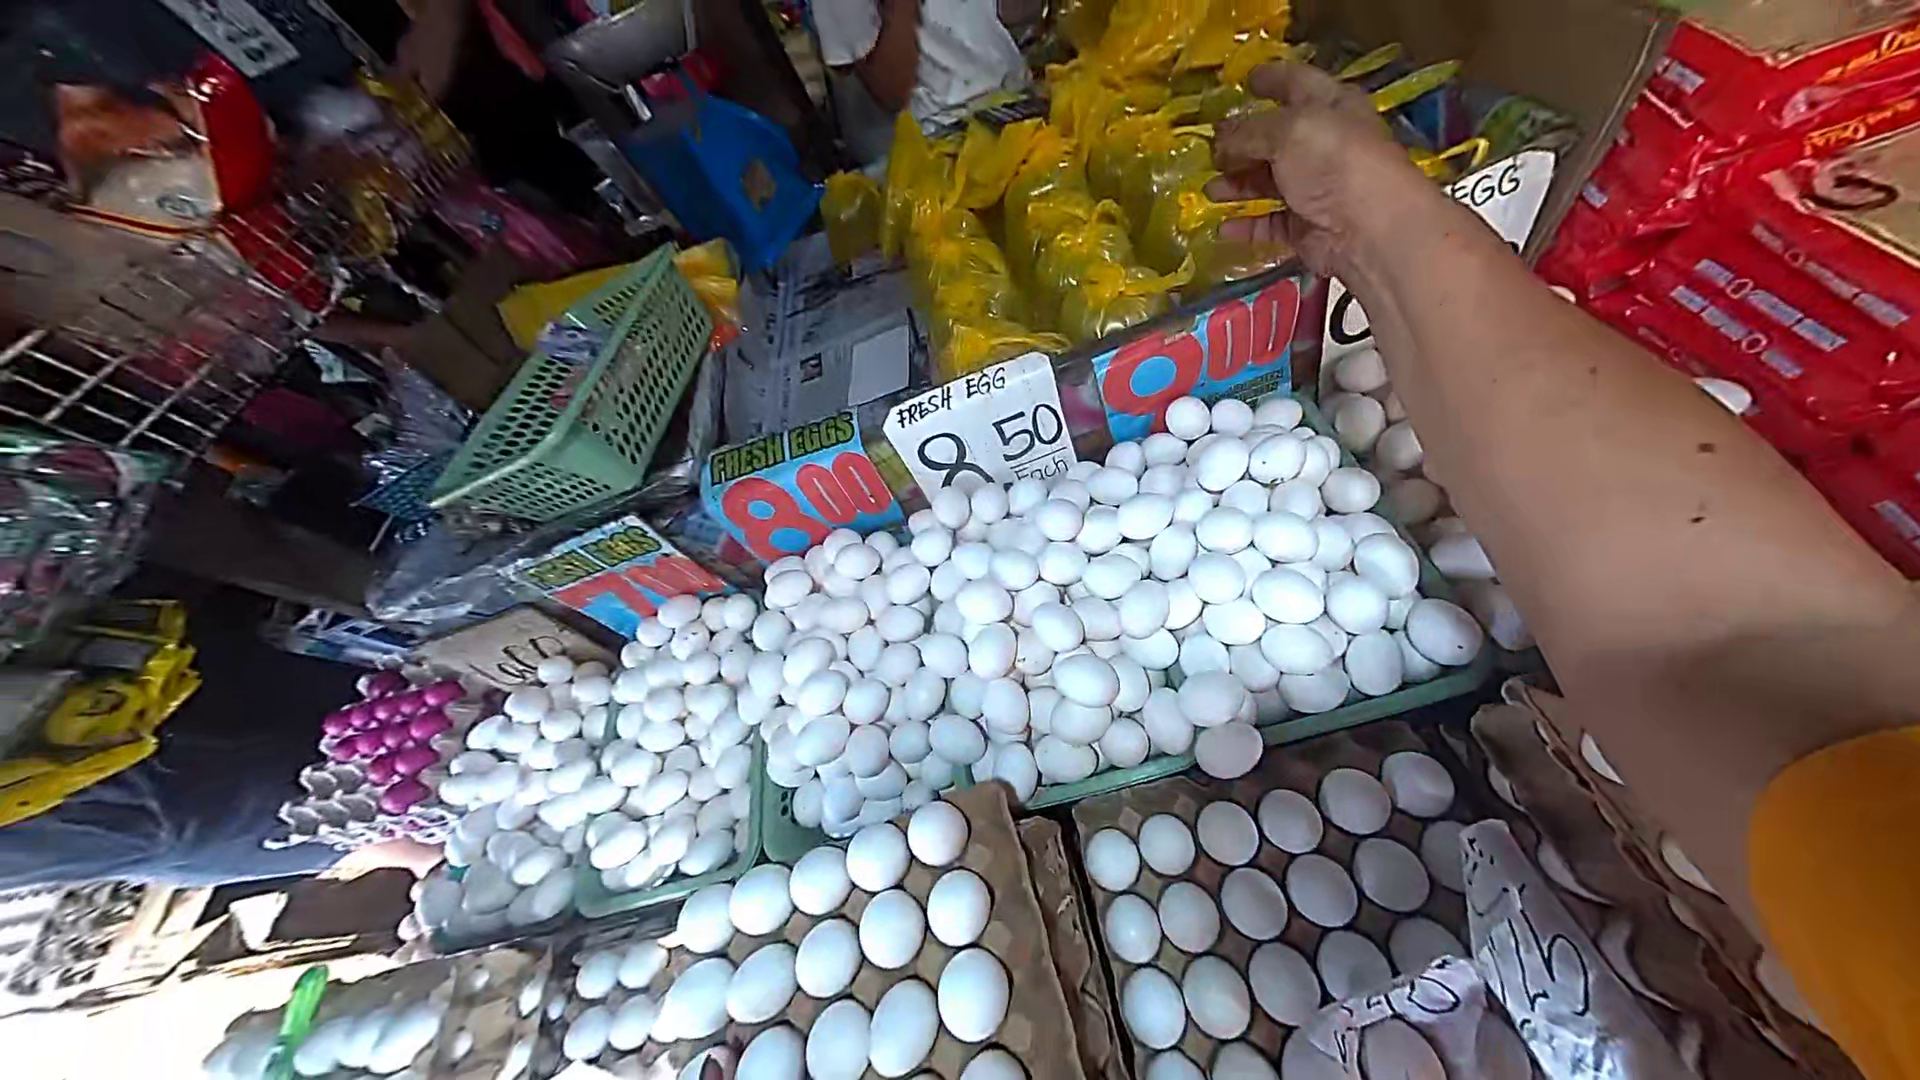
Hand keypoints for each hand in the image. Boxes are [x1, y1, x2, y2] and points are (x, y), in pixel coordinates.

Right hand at [1206, 62, 1422, 275]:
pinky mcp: (1302, 226)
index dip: (1271, 80)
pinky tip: (1222, 226)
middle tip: (1212, 151)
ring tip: (1209, 189)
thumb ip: (1249, 132)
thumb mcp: (1289, 132)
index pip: (1296, 85)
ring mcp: (1311, 188)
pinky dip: (1244, 225)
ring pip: (1266, 183)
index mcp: (1327, 108)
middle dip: (1242, 144)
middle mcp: (1320, 146)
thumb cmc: (1333, 163)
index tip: (1246, 80)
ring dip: (1236, 185)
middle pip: (1274, 140)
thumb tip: (1219, 139)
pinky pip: (1266, 223)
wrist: (1363, 226)